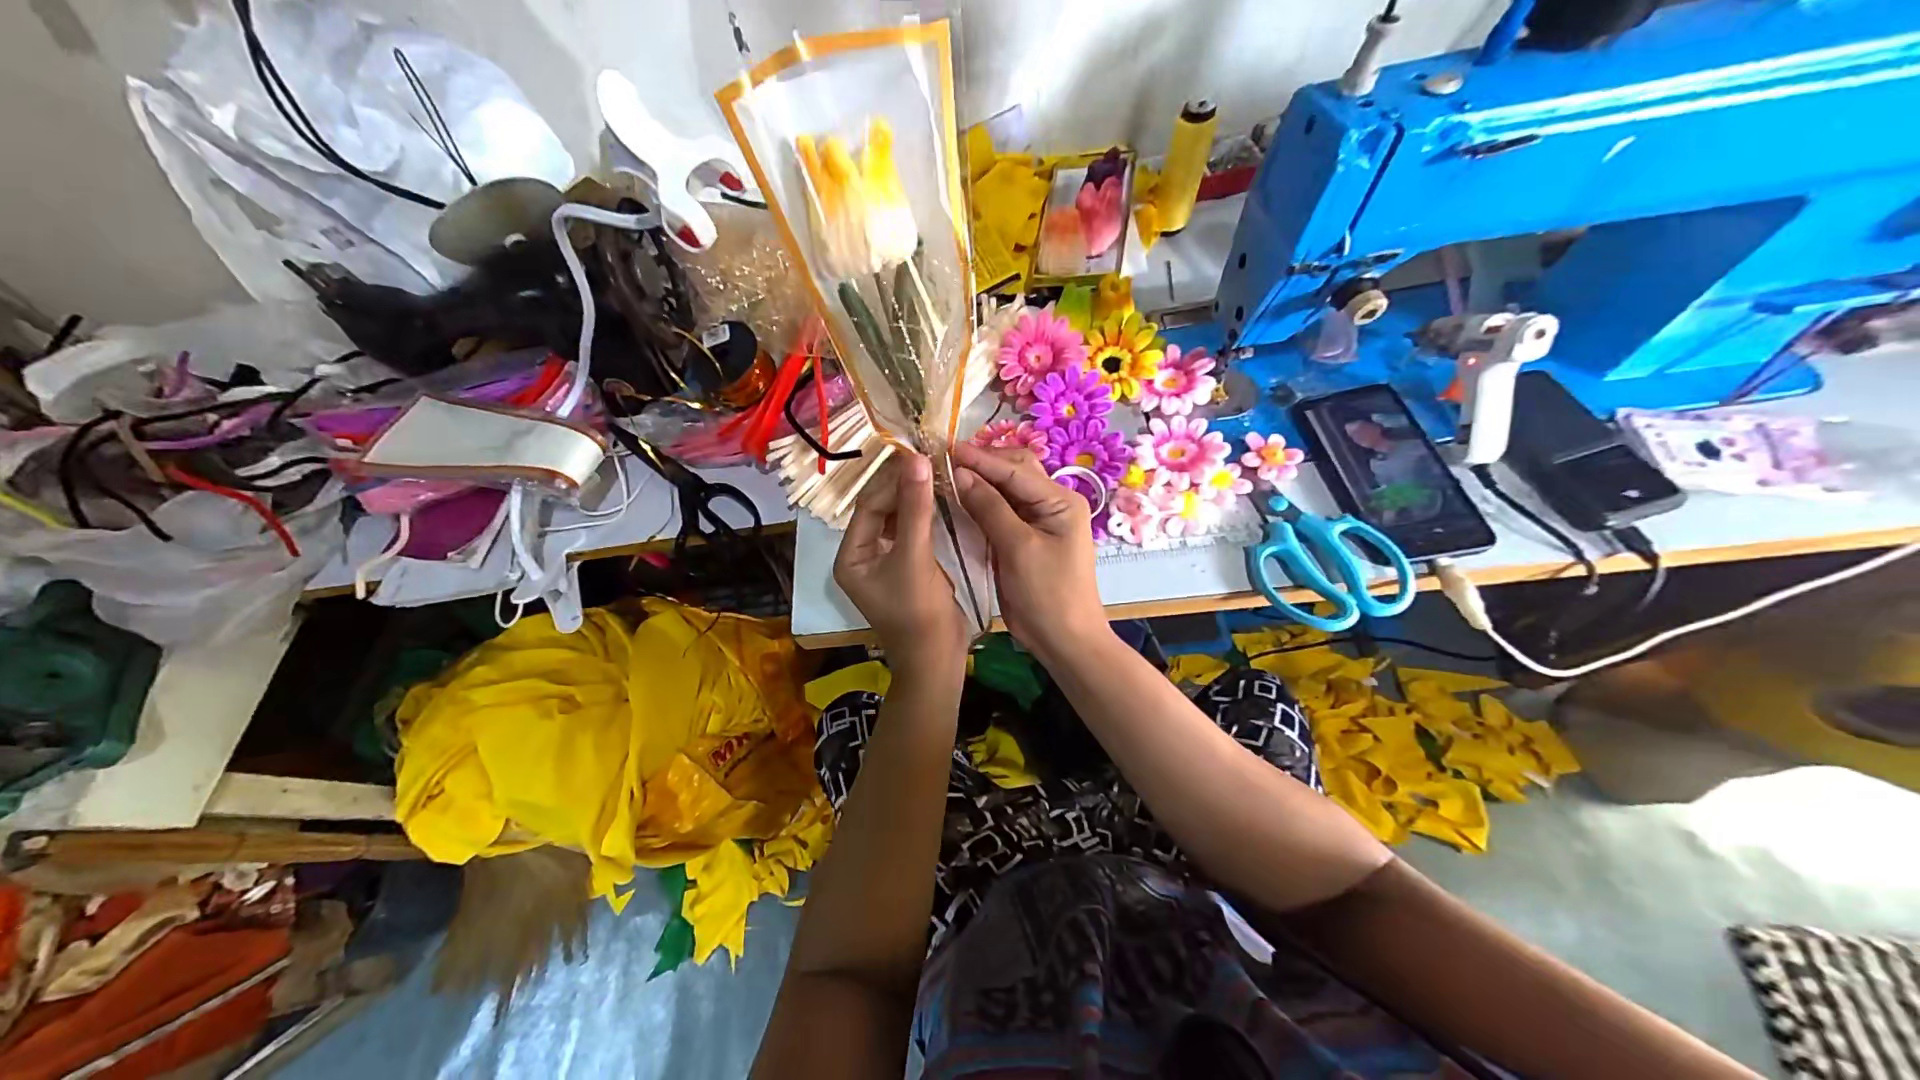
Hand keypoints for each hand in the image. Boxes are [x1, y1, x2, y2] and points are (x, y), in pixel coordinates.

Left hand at [834, 452, 969, 667]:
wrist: (938, 659)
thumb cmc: (918, 612)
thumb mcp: (914, 557)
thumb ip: (915, 509)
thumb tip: (917, 460)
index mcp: (851, 556)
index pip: (869, 507)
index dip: (893, 483)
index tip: (921, 459)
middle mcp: (863, 557)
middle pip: (882, 511)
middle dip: (904, 489)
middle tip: (933, 463)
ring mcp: (886, 563)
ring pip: (899, 521)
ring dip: (917, 501)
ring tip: (940, 476)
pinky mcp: (909, 569)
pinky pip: (914, 534)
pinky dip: (927, 517)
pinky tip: (944, 501)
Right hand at [951, 442, 1107, 658]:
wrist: (1064, 640)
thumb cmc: (1048, 595)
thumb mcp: (1018, 548)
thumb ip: (990, 508)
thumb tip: (959, 473)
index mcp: (1060, 501)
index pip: (1015, 470)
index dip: (979, 458)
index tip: (943, 448)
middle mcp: (1051, 504)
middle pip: (1012, 473)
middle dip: (979, 465)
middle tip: (940, 461)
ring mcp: (1037, 522)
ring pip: (1004, 492)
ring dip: (977, 484)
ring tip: (943, 475)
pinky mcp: (1022, 540)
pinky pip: (999, 513)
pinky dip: (979, 505)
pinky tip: (955, 501)